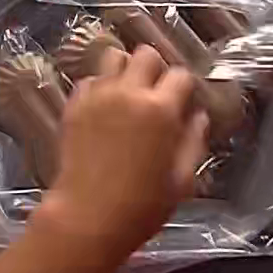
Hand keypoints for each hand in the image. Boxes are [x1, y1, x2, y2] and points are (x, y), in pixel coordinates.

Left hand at [31, 44, 208, 271]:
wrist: (86, 218)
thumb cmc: (141, 205)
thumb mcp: (182, 179)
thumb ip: (194, 141)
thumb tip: (198, 116)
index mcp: (161, 109)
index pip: (181, 75)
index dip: (186, 87)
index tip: (184, 101)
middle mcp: (129, 92)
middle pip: (146, 54)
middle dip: (156, 68)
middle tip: (156, 91)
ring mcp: (98, 96)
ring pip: (114, 57)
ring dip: (125, 69)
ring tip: (128, 92)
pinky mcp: (74, 105)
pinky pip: (90, 80)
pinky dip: (100, 87)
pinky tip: (104, 108)